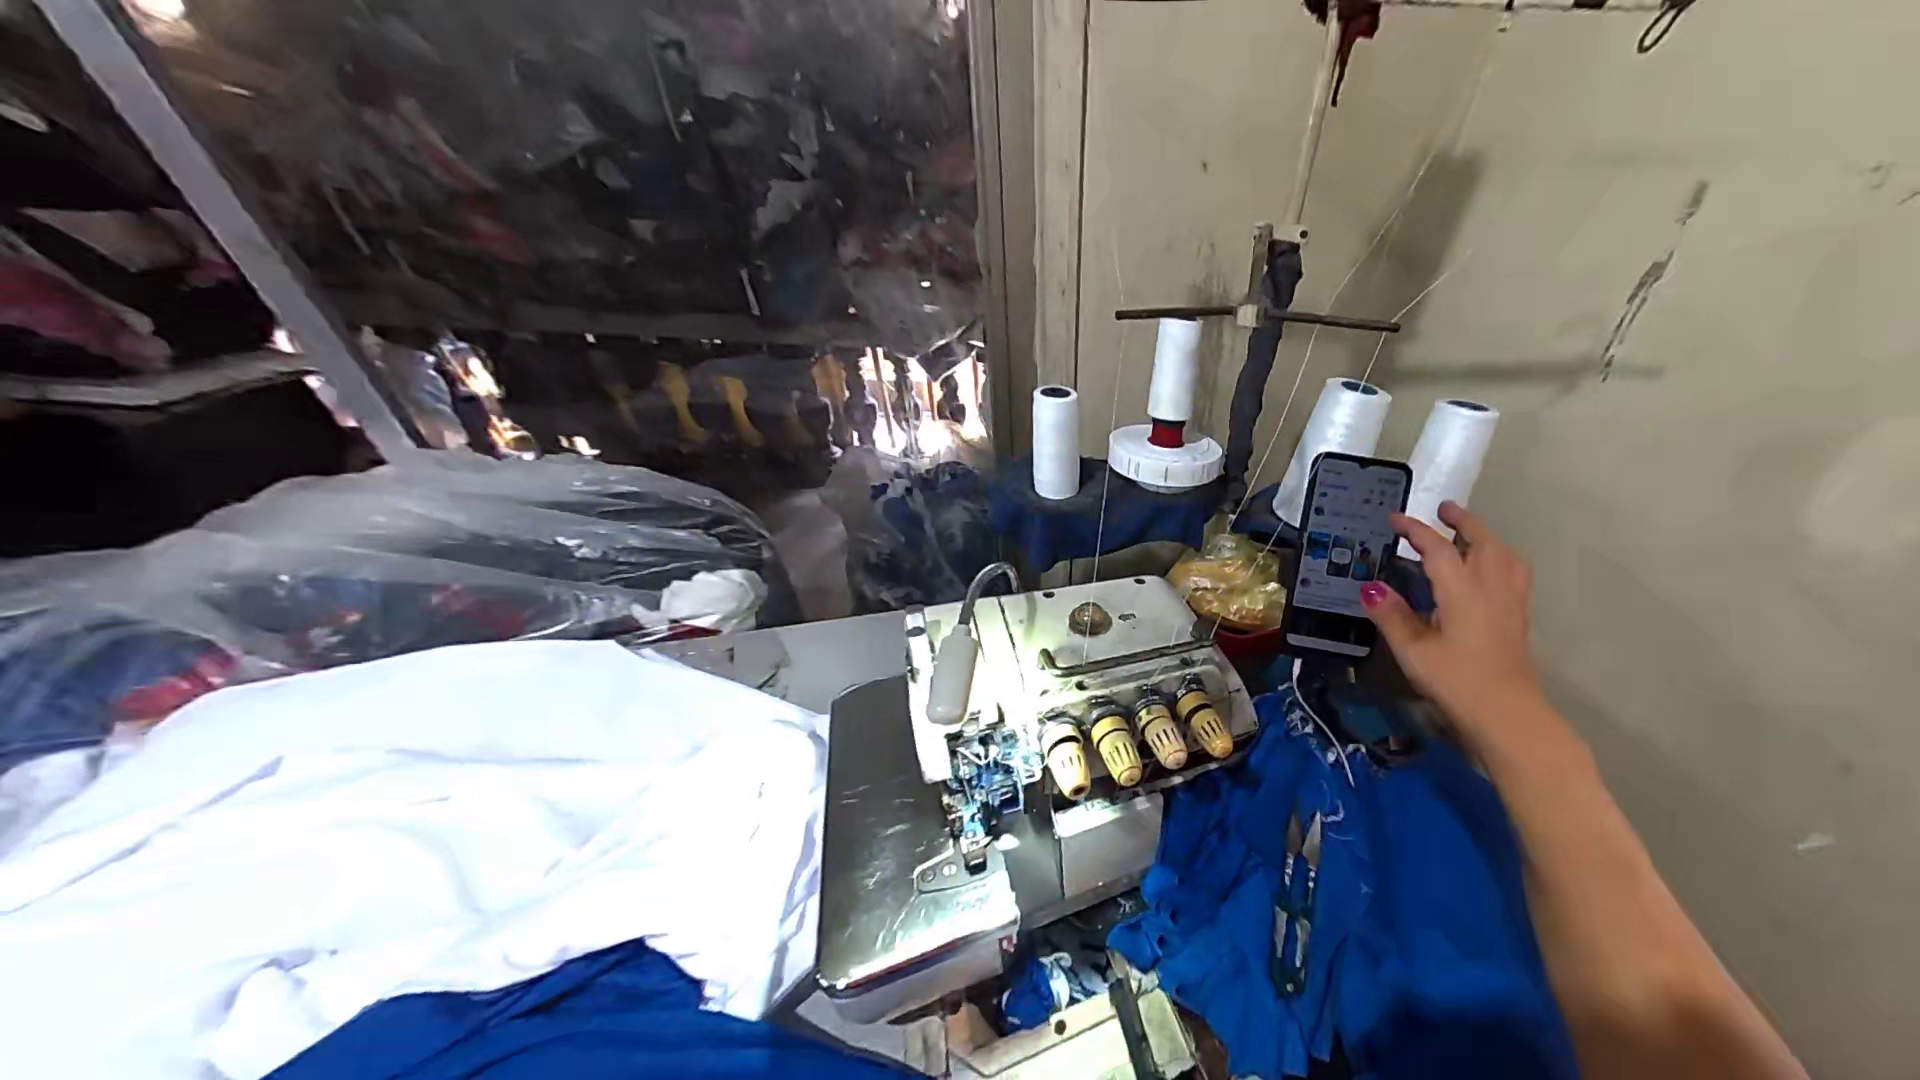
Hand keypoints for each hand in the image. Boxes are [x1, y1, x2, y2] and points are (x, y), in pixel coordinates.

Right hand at [1360, 502, 1546, 749]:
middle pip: (1484, 543)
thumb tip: (1370, 587)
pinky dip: (1498, 558)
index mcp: (1463, 591)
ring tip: (1467, 535)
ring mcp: (1511, 604)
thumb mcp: (1412, 649)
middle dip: (1463, 522)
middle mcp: (1492, 589)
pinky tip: (1486, 571)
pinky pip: (1513, 573)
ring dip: (1486, 538)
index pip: (1438, 549)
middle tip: (1443, 510)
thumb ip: (1391, 615)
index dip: (1416, 530)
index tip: (1394, 518)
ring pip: (1505, 556)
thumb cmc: (1456, 680)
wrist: (1508, 716)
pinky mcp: (1517, 620)